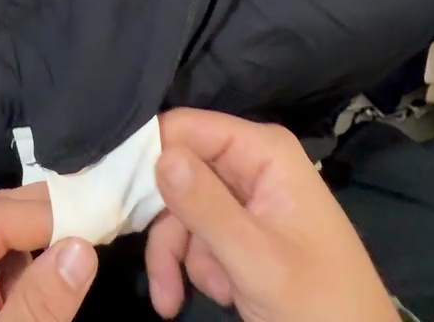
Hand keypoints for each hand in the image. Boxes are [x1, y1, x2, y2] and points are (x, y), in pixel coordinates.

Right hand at [144, 109, 396, 320]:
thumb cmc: (320, 306)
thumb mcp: (259, 262)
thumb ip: (207, 207)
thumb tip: (158, 155)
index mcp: (263, 151)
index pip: (186, 128)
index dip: (149, 157)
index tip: (114, 194)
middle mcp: (252, 163)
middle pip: (178, 171)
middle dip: (166, 226)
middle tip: (157, 273)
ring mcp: (247, 197)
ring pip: (182, 209)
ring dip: (177, 257)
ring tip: (178, 302)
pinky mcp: (243, 230)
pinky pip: (198, 235)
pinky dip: (194, 268)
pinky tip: (210, 297)